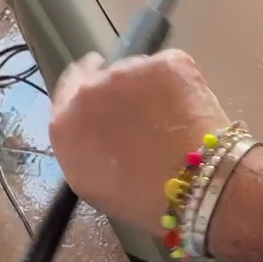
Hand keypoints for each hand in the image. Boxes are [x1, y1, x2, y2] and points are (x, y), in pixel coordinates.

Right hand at [48, 49, 232, 234]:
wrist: (196, 186)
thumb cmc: (144, 198)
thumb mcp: (93, 183)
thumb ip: (83, 147)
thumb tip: (96, 131)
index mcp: (66, 124)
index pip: (68, 89)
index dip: (85, 86)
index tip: (100, 86)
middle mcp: (90, 90)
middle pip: (102, 76)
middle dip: (119, 88)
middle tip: (143, 107)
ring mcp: (129, 71)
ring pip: (138, 70)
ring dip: (150, 86)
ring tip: (172, 116)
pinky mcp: (167, 63)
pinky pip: (170, 68)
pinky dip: (180, 83)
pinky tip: (191, 108)